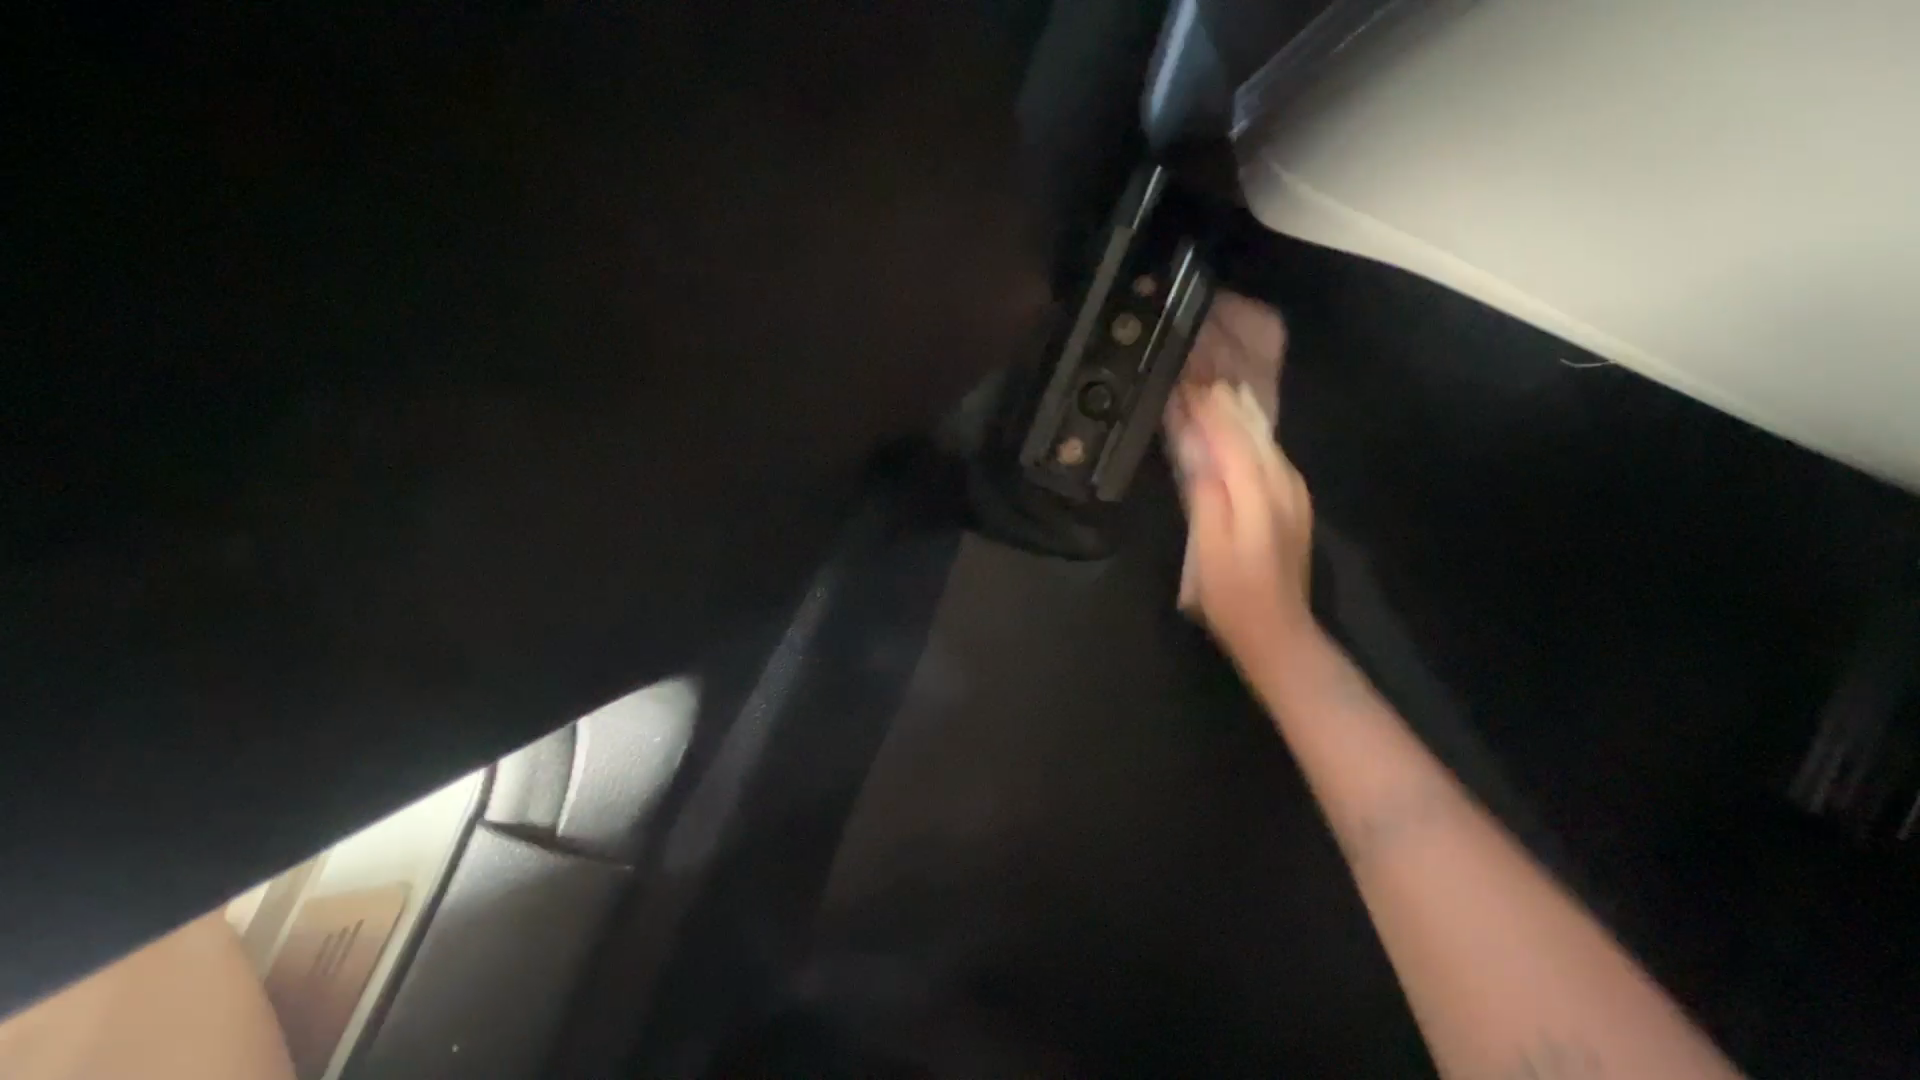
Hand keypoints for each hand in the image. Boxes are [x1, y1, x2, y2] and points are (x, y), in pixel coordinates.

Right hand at [1169, 381, 1314, 660]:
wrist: (1278, 631)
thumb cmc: (1233, 595)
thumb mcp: (1209, 548)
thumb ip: (1206, 494)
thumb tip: (1197, 451)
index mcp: (1258, 492)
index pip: (1230, 436)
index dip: (1205, 410)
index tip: (1183, 384)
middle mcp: (1283, 483)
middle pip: (1252, 432)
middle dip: (1224, 404)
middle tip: (1196, 378)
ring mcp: (1294, 493)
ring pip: (1266, 441)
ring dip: (1240, 417)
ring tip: (1216, 392)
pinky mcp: (1294, 504)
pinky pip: (1272, 457)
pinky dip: (1252, 438)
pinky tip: (1241, 431)